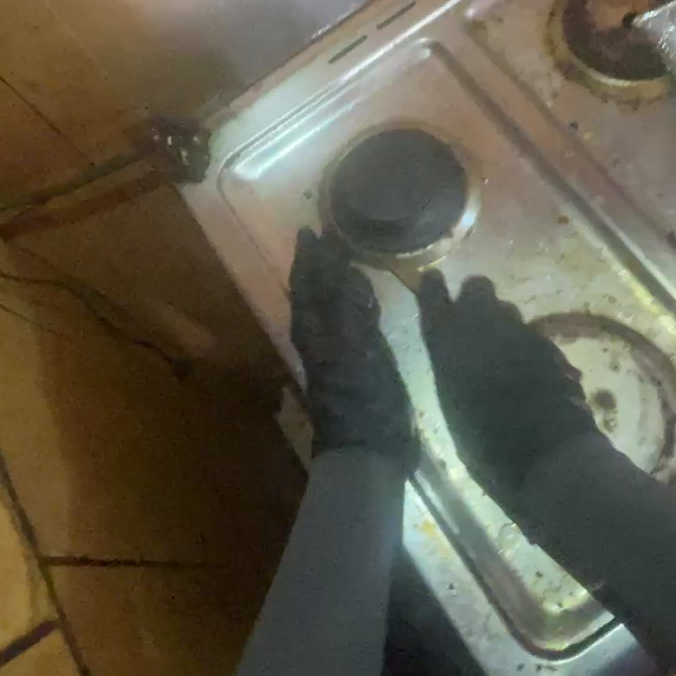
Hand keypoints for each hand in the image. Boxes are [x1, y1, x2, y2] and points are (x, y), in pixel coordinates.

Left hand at [289, 229, 415, 460]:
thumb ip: (347, 306)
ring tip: (345, 256)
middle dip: (320, 263)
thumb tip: (339, 268)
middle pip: (316, 291)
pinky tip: (366, 296)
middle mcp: (321, 335)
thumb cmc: (360, 396)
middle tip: (330, 234)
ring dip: (336, 279)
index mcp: (314, 329)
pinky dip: (356, 302)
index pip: (307, 282)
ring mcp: (339, 349)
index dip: (310, 256)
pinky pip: (353, 321)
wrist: (369, 448)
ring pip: (332, 305)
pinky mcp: (360, 362)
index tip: (313, 228)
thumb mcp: (354, 346)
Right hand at [416, 273, 598, 505]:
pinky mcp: (550, 345)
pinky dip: (524, 346)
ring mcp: (521, 332)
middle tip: (473, 321)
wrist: (547, 453)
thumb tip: (455, 355)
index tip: (433, 280)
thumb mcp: (453, 405)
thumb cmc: (486, 443)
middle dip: (475, 299)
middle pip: (478, 288)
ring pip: (506, 311)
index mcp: (449, 342)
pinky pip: (529, 335)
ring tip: (501, 351)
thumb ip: (452, 369)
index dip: (433, 288)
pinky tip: (526, 371)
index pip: (434, 298)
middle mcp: (484, 326)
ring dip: (501, 323)